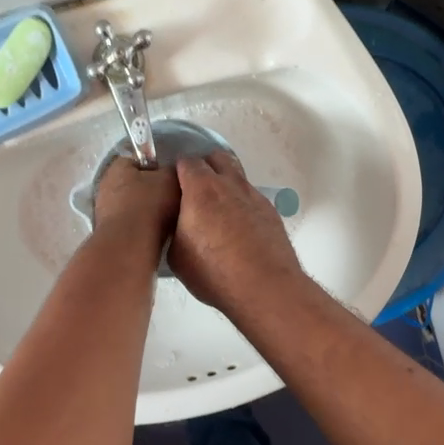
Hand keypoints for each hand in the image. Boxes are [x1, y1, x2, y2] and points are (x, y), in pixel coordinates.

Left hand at [92, 158, 179, 244]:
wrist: (130, 245)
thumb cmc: (150, 204)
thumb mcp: (171, 179)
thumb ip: (172, 170)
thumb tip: (173, 171)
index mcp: (118, 166)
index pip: (139, 160)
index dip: (157, 168)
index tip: (172, 179)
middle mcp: (106, 185)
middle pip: (134, 184)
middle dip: (151, 191)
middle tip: (172, 199)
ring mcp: (104, 211)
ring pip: (132, 206)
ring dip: (146, 212)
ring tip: (167, 220)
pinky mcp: (108, 232)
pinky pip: (129, 225)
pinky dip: (140, 228)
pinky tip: (155, 234)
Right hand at [169, 153, 302, 311]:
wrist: (264, 286)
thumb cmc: (213, 271)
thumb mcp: (177, 256)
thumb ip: (175, 230)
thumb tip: (180, 226)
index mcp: (201, 189)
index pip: (187, 162)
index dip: (178, 171)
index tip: (172, 186)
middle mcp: (229, 184)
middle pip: (216, 158)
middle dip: (205, 168)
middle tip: (194, 191)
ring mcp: (254, 196)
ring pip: (237, 176)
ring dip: (225, 185)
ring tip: (217, 211)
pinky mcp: (271, 211)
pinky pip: (251, 198)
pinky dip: (242, 205)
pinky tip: (238, 229)